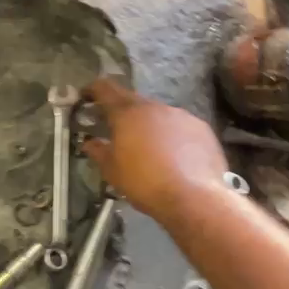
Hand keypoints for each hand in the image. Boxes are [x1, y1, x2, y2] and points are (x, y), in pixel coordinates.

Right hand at [81, 78, 229, 222]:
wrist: (194, 199)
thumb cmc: (144, 183)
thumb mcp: (112, 171)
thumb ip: (98, 151)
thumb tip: (90, 142)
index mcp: (127, 113)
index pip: (105, 89)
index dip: (93, 90)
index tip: (86, 96)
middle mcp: (154, 107)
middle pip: (133, 101)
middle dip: (122, 112)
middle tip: (116, 129)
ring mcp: (181, 115)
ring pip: (158, 114)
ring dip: (149, 124)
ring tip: (149, 147)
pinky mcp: (201, 128)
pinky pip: (179, 126)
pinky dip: (172, 134)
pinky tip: (174, 154)